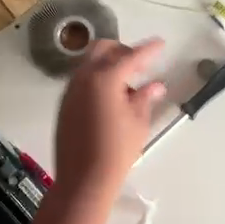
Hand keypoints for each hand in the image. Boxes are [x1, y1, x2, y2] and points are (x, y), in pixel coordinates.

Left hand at [53, 38, 165, 198]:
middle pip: (103, 49)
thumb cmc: (116, 151)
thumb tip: (156, 86)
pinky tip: (111, 98)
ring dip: (109, 65)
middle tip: (140, 65)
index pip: (131, 56)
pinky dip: (97, 79)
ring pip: (89, 63)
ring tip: (128, 85)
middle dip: (123, 51)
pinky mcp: (64, 104)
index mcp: (105, 79)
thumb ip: (146, 97)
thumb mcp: (138, 122)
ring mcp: (70, 90)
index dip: (148, 49)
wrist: (83, 179)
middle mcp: (83, 78)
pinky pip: (81, 80)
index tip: (160, 44)